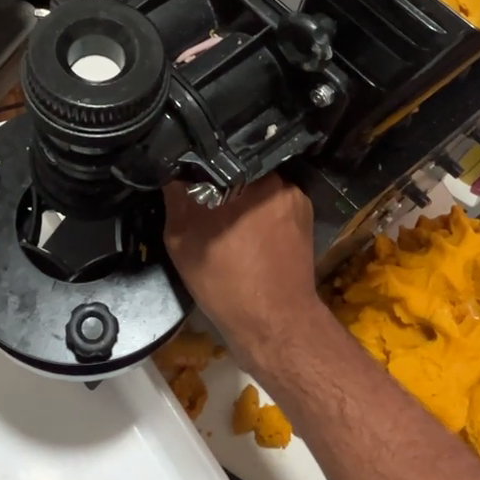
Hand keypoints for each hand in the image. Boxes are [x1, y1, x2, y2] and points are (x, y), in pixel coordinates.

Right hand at [163, 175, 320, 350]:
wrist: (275, 323)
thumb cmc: (225, 282)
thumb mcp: (182, 241)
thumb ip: (177, 197)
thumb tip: (174, 170)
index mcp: (243, 178)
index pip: (213, 156)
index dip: (197, 166)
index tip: (187, 180)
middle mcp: (274, 179)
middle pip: (238, 169)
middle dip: (222, 183)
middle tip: (206, 203)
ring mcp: (294, 196)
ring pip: (258, 185)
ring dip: (243, 197)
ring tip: (227, 219)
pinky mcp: (306, 215)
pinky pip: (275, 202)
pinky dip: (262, 212)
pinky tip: (250, 233)